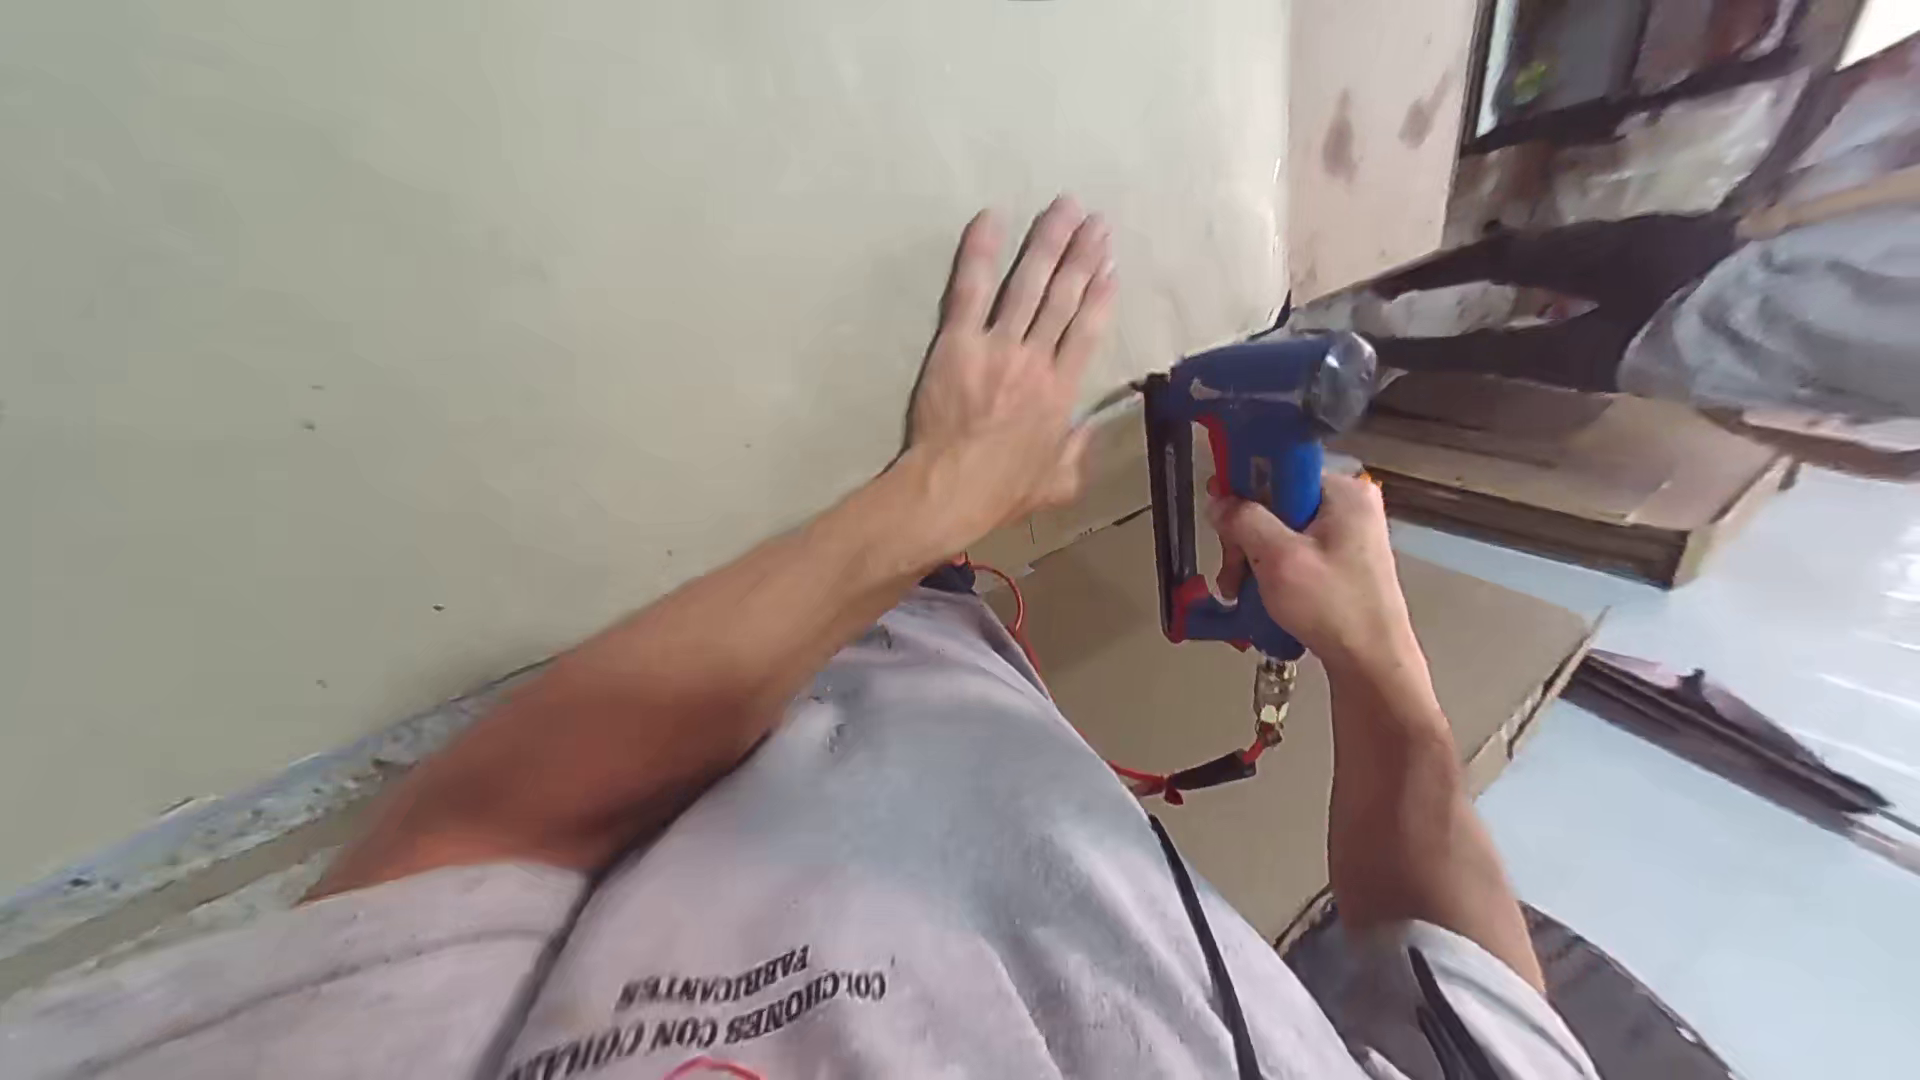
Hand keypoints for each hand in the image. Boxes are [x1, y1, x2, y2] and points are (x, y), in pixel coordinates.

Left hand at [905, 197, 1116, 545]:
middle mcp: (1037, 359)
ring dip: (1048, 243)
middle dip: (1082, 255)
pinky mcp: (958, 343)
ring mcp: (998, 347)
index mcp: (1062, 391)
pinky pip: (971, 290)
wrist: (952, 488)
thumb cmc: (1003, 491)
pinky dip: (981, 253)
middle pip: (1064, 297)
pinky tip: (991, 219)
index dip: (1101, 294)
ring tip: (1064, 208)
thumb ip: (1080, 453)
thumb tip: (1092, 427)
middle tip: (1094, 220)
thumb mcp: (1058, 484)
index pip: (1088, 331)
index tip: (1110, 265)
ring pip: (1028, 284)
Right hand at [1208, 473, 1423, 685]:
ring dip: (1249, 556)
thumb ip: (1244, 521)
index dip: (1244, 485)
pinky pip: (1290, 549)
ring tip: (1238, 587)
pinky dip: (1267, 568)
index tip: (1219, 508)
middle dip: (1244, 536)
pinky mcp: (1338, 559)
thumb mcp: (1278, 558)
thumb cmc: (1330, 606)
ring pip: (1277, 529)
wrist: (1369, 662)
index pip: (1280, 467)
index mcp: (1343, 493)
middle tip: (1232, 568)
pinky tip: (1255, 591)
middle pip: (1274, 502)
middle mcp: (1347, 506)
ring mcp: (1345, 534)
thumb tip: (1218, 502)